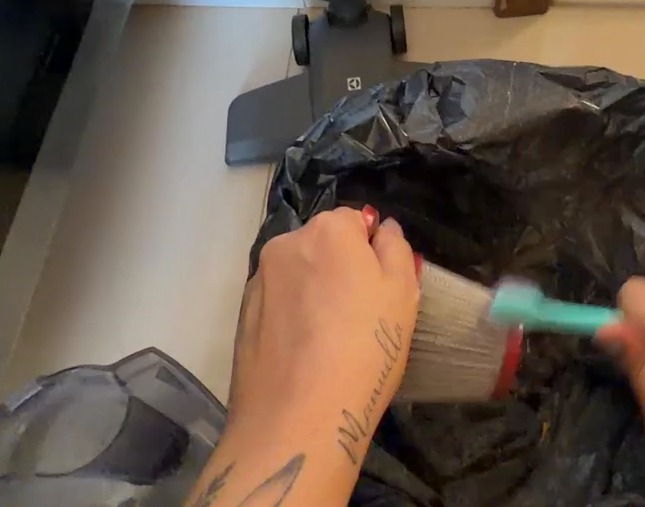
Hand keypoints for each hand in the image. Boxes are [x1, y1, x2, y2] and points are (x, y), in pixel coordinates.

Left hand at [186, 207, 418, 506]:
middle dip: (342, 268)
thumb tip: (381, 228)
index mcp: (328, 229)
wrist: (296, 423)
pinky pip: (279, 304)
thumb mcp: (403, 291)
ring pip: (300, 275)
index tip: (382, 288)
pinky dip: (293, 317)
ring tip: (332, 339)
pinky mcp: (241, 320)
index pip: (358, 221)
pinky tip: (307, 353)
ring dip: (315, 291)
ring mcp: (257, 283)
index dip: (374, 252)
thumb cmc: (364, 346)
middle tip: (362, 313)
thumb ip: (396, 247)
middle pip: (325, 245)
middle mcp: (286, 244)